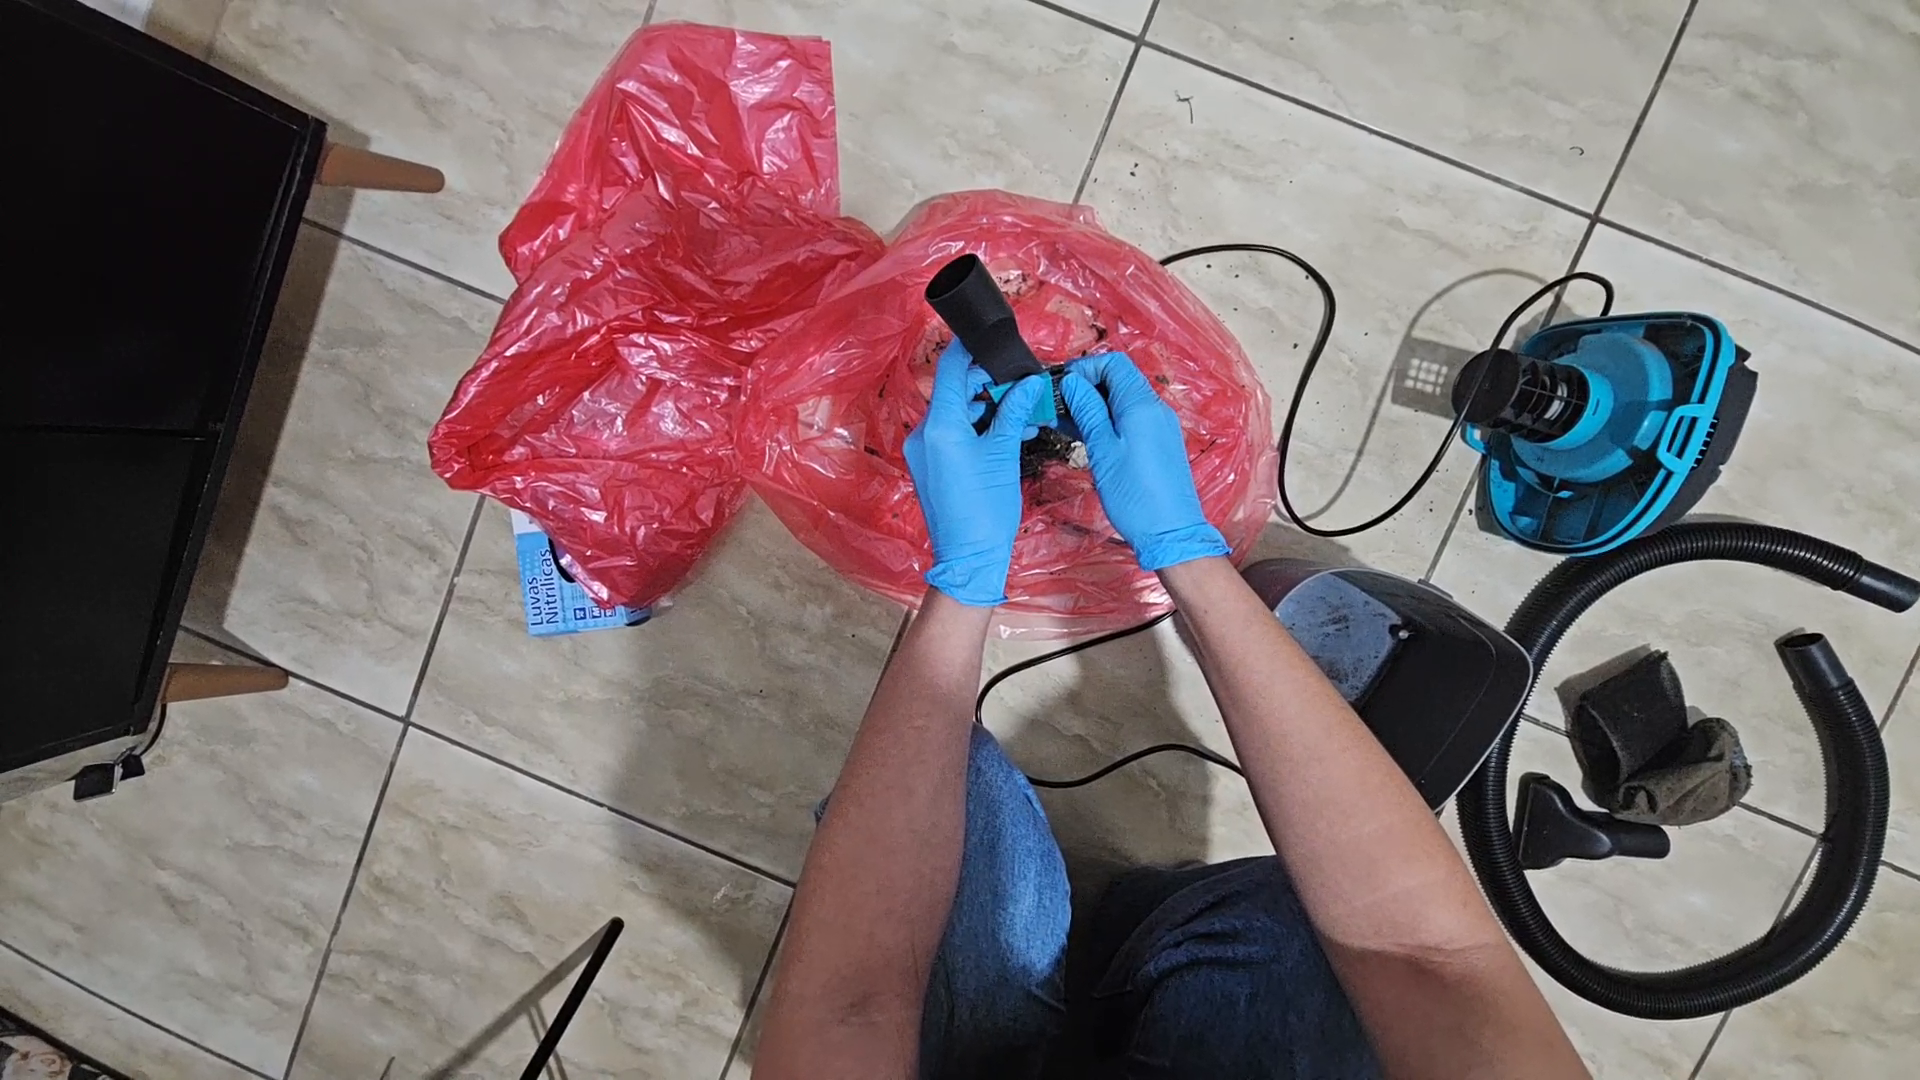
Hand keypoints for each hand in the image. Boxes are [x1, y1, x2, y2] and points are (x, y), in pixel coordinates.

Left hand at [904, 340, 1050, 605]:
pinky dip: (977, 429)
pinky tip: (1007, 433)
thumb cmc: (986, 509)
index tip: (992, 342)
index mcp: (938, 426)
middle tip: (1020, 385)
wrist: (969, 557)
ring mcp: (923, 451)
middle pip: (954, 391)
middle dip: (987, 385)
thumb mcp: (1004, 454)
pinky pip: (952, 435)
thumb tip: (1027, 383)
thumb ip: (1013, 412)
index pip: (949, 369)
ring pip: (956, 414)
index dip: (970, 350)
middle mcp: (923, 433)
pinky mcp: (929, 466)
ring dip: (987, 409)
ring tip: (1022, 414)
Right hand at [1059, 351, 1228, 570]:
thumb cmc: (1134, 495)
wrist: (1170, 532)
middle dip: (1085, 387)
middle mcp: (1154, 408)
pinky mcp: (1158, 443)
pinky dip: (1107, 421)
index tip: (1060, 386)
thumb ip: (1087, 412)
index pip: (1113, 363)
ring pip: (1122, 400)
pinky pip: (1130, 419)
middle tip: (1056, 406)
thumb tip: (1072, 382)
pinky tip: (1086, 436)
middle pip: (1118, 380)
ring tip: (1064, 423)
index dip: (1084, 369)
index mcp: (1141, 405)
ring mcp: (1158, 426)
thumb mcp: (1102, 451)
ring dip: (1093, 406)